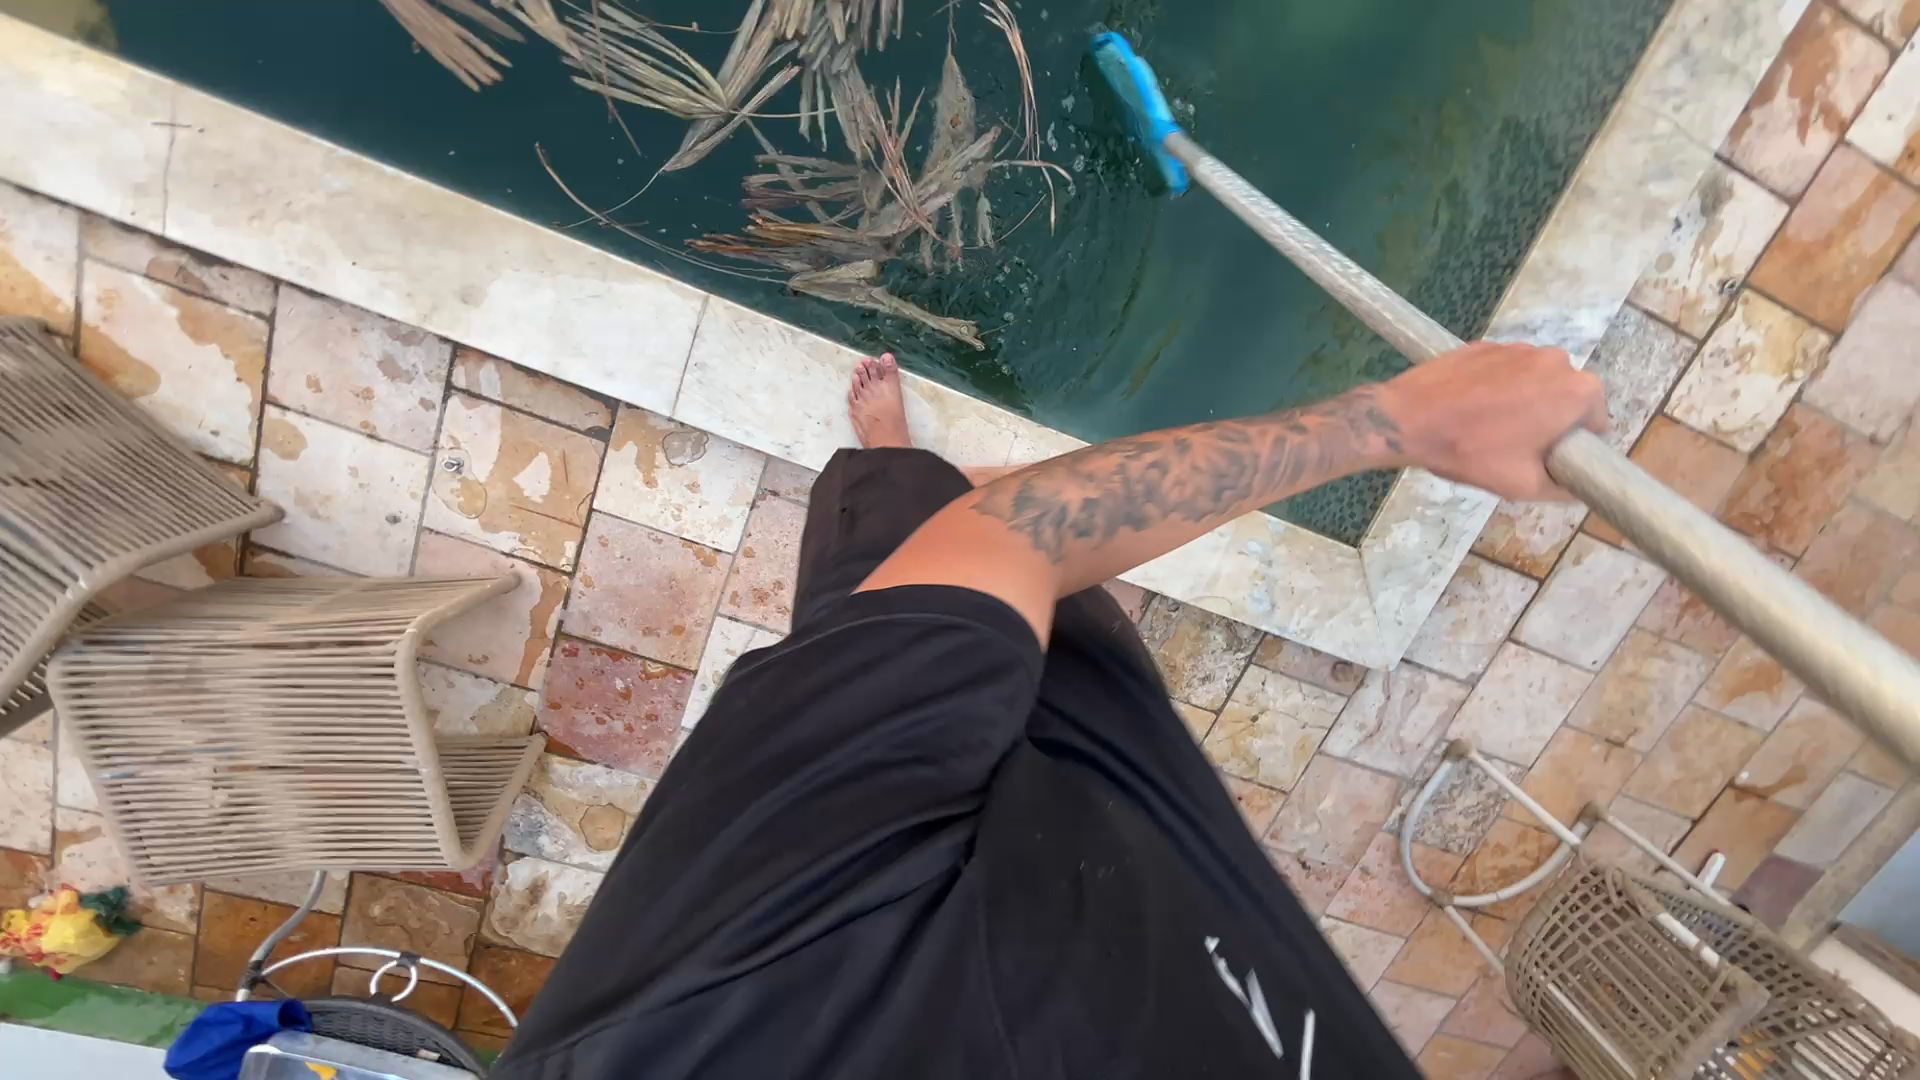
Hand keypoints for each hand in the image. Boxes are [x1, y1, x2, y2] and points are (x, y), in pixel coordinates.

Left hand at [1378, 341, 1606, 500]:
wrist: (1405, 420)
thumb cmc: (1467, 450)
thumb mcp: (1521, 484)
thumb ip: (1562, 487)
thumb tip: (1579, 488)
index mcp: (1579, 390)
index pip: (1591, 422)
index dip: (1568, 444)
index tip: (1539, 456)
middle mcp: (1556, 359)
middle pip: (1562, 398)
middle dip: (1543, 420)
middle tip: (1507, 444)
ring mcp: (1517, 347)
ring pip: (1531, 382)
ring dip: (1517, 401)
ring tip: (1482, 426)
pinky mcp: (1483, 345)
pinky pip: (1500, 371)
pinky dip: (1490, 386)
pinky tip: (1465, 406)